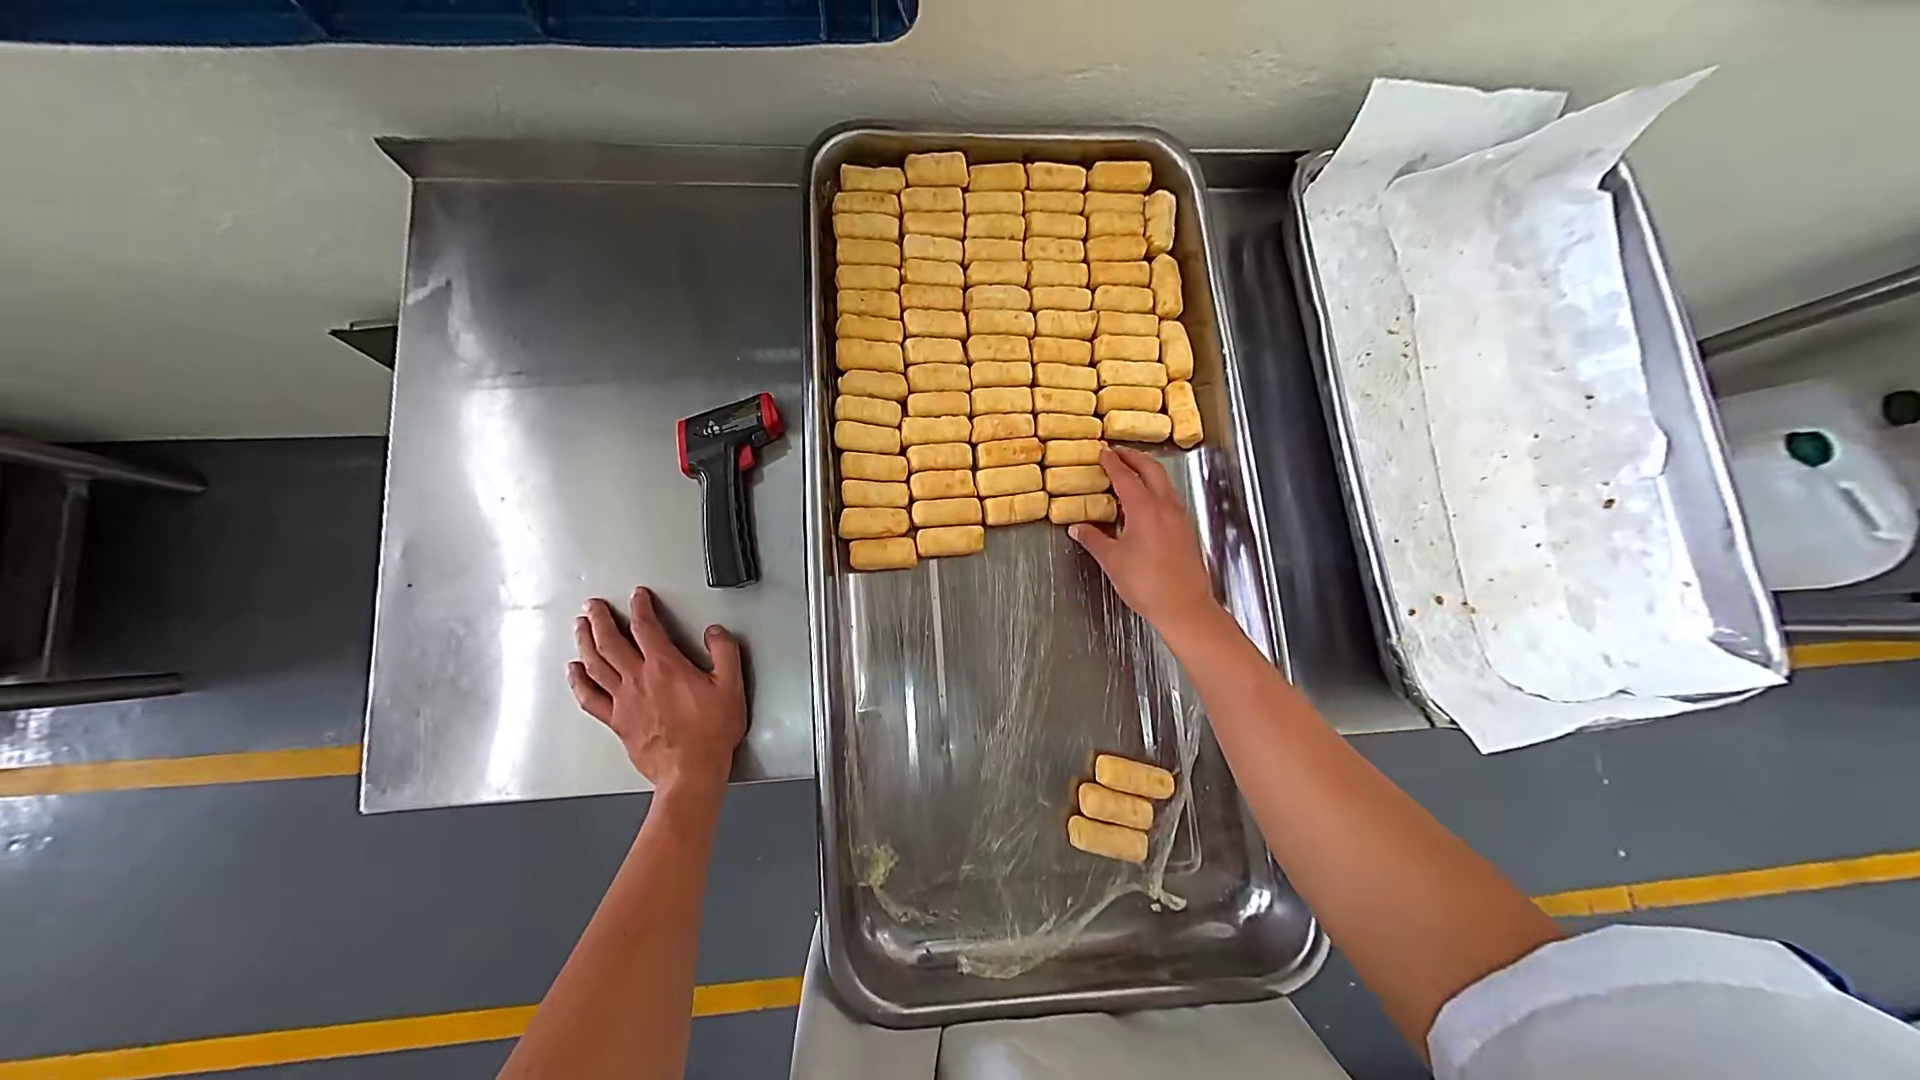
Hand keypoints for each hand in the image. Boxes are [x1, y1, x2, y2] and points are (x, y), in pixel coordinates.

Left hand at [568, 587, 746, 795]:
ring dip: (584, 642)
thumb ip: (725, 653)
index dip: (641, 607)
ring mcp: (624, 701)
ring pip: (595, 664)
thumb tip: (715, 633)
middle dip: (600, 619)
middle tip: (594, 606)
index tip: (638, 596)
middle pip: (610, 641)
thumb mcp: (731, 686)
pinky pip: (590, 697)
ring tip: (580, 627)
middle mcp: (639, 680)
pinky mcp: (617, 721)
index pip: (647, 627)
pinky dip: (578, 681)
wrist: (691, 770)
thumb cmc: (710, 733)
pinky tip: (574, 672)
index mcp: (666, 668)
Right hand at [1070, 446, 1223, 640]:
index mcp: (1145, 509)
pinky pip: (1170, 498)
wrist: (1184, 607)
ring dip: (1147, 471)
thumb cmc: (1147, 585)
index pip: (1125, 477)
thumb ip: (1093, 539)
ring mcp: (1180, 517)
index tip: (1103, 452)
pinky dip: (1156, 488)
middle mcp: (1165, 507)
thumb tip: (1077, 529)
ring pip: (1164, 482)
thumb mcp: (1112, 561)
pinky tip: (1145, 501)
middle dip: (1134, 457)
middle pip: (1151, 469)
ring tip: (1131, 472)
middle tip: (1118, 452)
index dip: (1112, 462)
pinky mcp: (1186, 529)